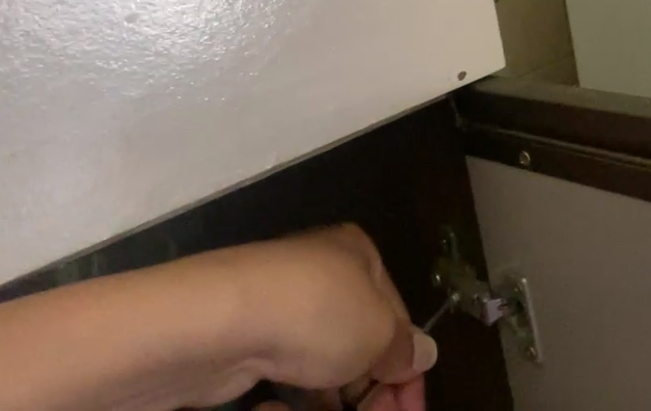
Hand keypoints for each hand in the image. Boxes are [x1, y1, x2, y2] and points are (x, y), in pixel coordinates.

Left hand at [178, 225, 435, 410]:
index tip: (411, 409)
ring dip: (339, 394)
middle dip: (375, 384)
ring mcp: (284, 304)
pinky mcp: (250, 336)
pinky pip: (288, 369)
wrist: (226, 321)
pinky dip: (300, 393)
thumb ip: (403, 348)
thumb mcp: (378, 332)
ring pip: (324, 357)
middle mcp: (323, 270)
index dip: (408, 365)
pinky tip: (294, 410)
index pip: (397, 312)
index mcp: (360, 254)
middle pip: (361, 335)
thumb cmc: (319, 313)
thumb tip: (425, 352)